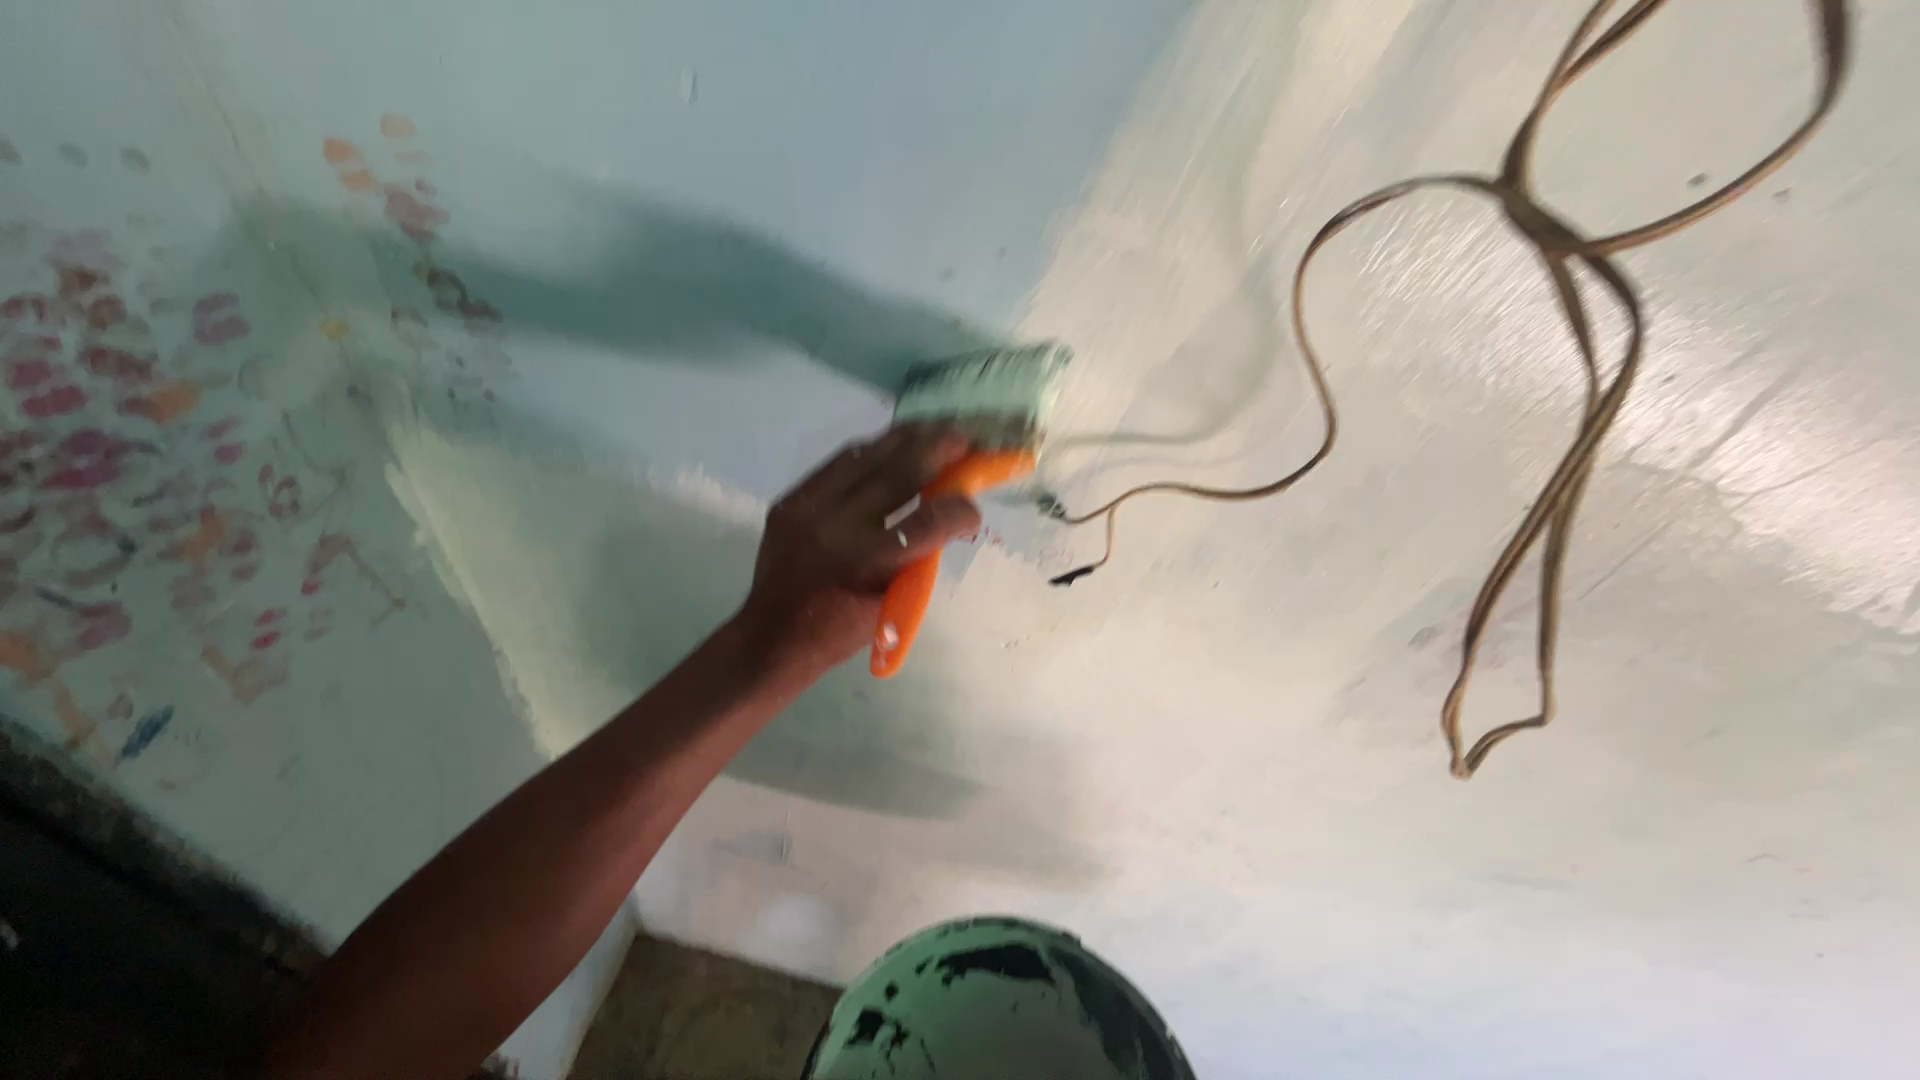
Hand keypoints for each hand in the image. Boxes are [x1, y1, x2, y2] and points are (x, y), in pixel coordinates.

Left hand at [735, 424, 982, 679]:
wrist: (770, 636)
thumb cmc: (839, 631)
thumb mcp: (890, 602)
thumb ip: (916, 558)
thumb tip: (944, 514)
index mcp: (867, 563)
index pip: (927, 522)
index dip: (959, 510)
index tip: (973, 508)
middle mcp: (838, 525)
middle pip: (898, 472)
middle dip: (938, 449)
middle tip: (965, 439)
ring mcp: (809, 506)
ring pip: (866, 456)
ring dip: (905, 440)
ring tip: (932, 431)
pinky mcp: (792, 499)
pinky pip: (837, 464)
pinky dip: (870, 453)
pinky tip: (890, 448)